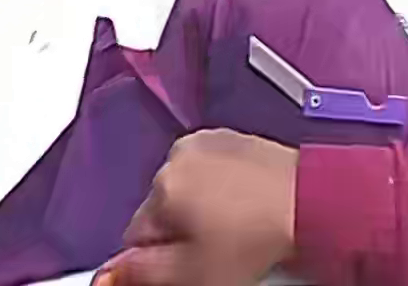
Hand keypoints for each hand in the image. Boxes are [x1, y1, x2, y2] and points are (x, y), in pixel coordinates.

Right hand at [98, 130, 297, 285]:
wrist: (302, 199)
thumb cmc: (253, 236)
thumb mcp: (191, 272)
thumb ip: (142, 273)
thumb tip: (105, 275)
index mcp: (164, 184)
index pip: (134, 234)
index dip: (154, 259)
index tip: (177, 266)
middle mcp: (179, 154)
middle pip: (159, 207)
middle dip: (175, 230)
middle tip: (209, 249)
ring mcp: (205, 141)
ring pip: (182, 186)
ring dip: (194, 206)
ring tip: (229, 226)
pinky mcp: (228, 136)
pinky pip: (206, 167)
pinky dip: (214, 186)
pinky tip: (238, 204)